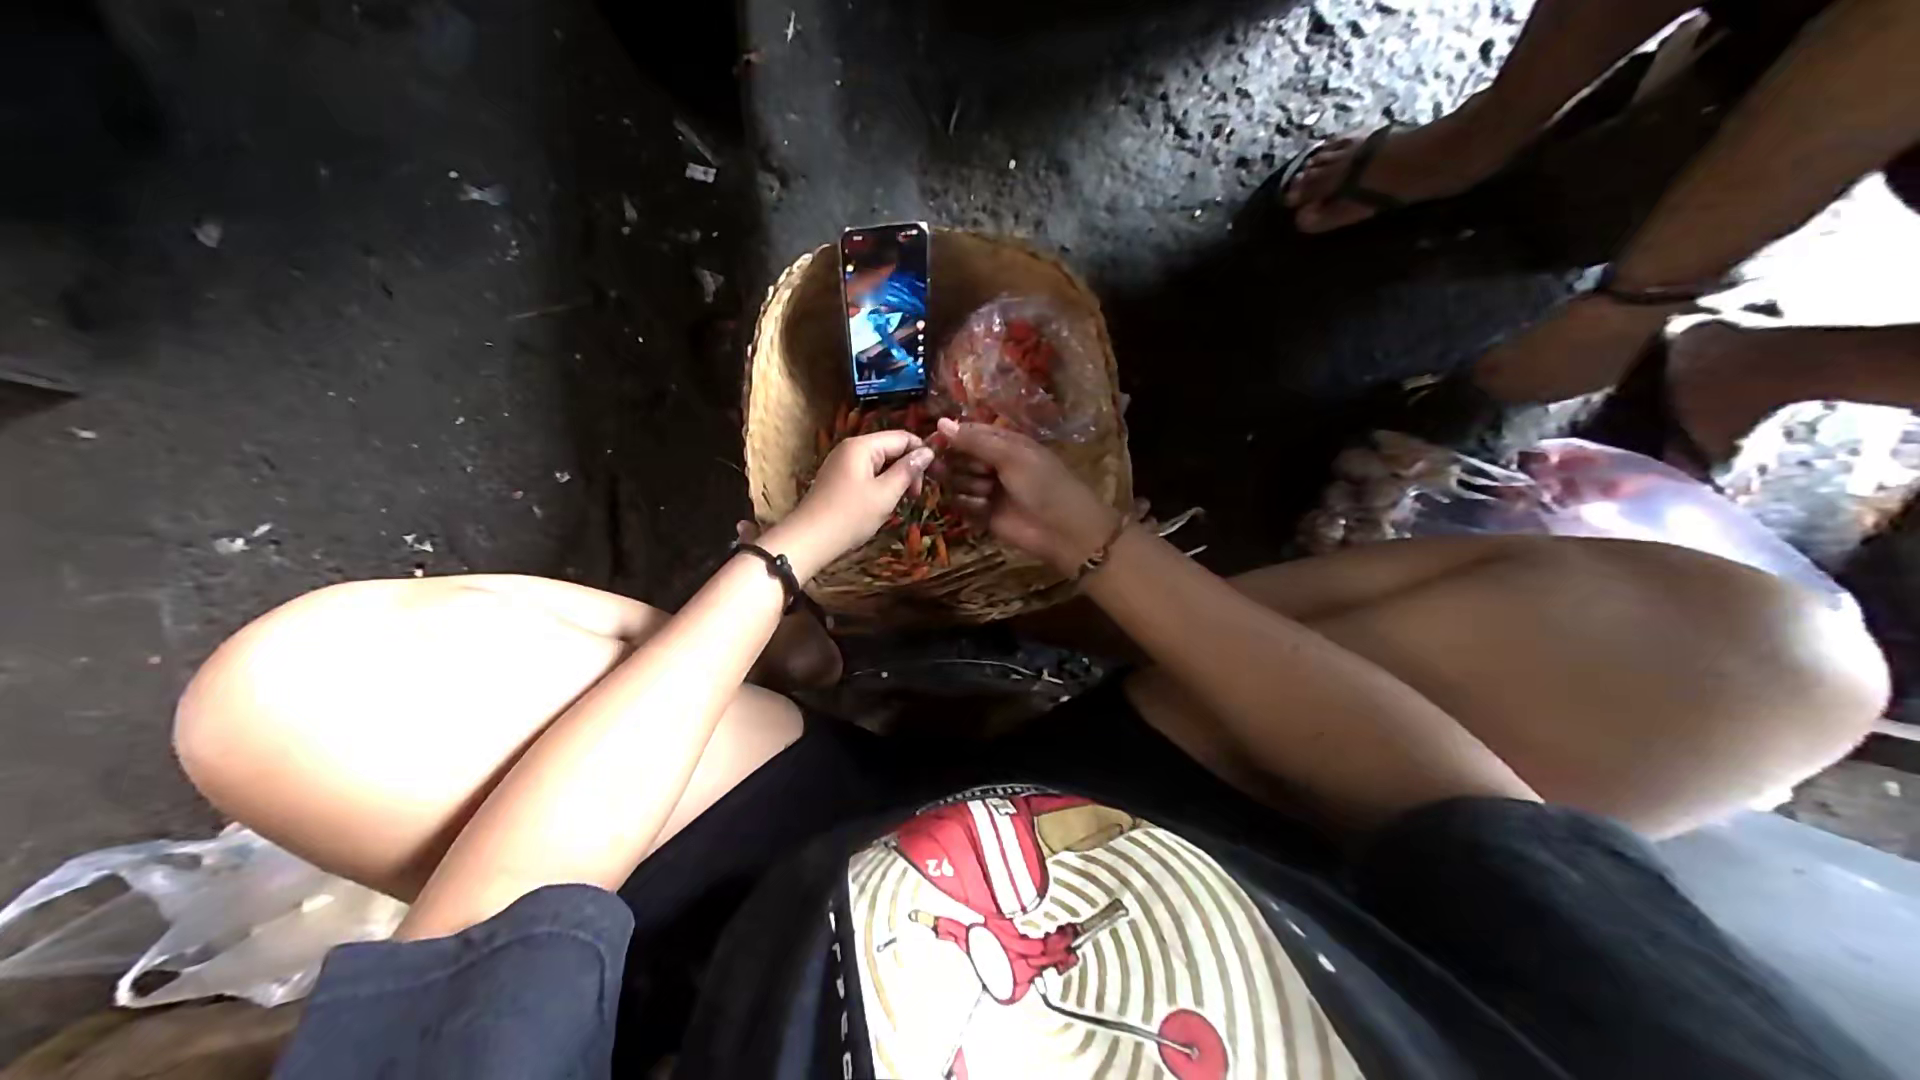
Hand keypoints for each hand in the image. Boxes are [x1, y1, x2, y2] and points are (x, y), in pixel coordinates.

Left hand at [763, 430, 933, 578]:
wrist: (809, 540)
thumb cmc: (850, 516)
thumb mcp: (885, 493)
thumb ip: (908, 470)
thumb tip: (928, 452)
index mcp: (862, 446)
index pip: (902, 437)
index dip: (922, 453)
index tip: (936, 477)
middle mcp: (851, 448)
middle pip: (890, 448)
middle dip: (908, 468)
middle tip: (916, 495)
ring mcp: (842, 464)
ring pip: (880, 463)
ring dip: (895, 479)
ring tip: (900, 502)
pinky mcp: (838, 479)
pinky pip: (867, 474)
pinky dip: (880, 486)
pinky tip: (882, 505)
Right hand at [935, 418, 1119, 575]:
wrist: (1062, 530)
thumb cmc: (1043, 484)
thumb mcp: (1011, 456)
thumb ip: (975, 441)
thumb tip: (940, 421)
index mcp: (1003, 443)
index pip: (968, 433)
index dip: (951, 436)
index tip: (933, 441)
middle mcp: (992, 463)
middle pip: (958, 457)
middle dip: (955, 462)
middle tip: (967, 468)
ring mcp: (987, 489)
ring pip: (956, 480)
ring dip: (965, 484)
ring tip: (986, 491)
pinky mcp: (983, 514)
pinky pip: (960, 504)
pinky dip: (967, 504)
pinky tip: (983, 507)